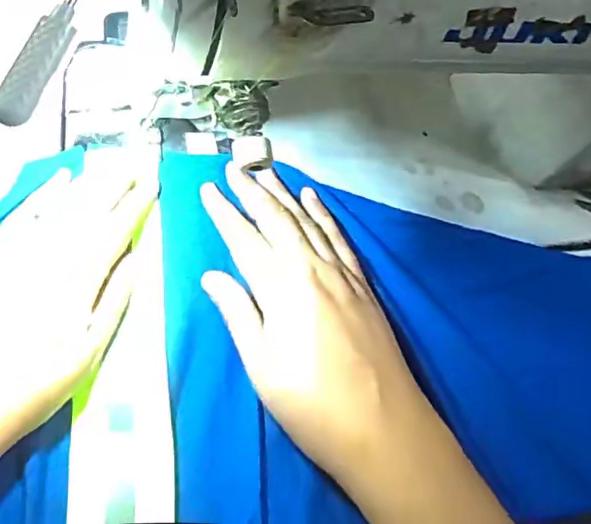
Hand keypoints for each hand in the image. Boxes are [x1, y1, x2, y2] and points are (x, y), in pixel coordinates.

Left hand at [0, 162, 154, 482]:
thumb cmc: (31, 385)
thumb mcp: (89, 352)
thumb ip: (116, 298)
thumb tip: (137, 257)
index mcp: (83, 270)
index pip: (119, 223)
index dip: (139, 200)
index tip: (154, 181)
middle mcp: (55, 247)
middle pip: (94, 203)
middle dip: (119, 181)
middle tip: (137, 162)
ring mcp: (22, 246)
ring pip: (64, 201)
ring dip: (91, 180)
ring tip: (110, 166)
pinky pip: (27, 209)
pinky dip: (46, 191)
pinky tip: (61, 179)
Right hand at [201, 165, 509, 523]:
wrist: (382, 422)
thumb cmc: (312, 404)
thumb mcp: (263, 366)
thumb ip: (239, 313)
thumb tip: (213, 275)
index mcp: (282, 287)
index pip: (245, 239)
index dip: (225, 213)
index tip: (208, 189)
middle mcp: (311, 267)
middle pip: (276, 219)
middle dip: (252, 191)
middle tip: (233, 167)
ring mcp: (340, 270)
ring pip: (306, 220)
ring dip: (283, 193)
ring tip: (265, 171)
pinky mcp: (360, 279)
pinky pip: (337, 235)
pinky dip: (322, 212)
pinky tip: (312, 198)